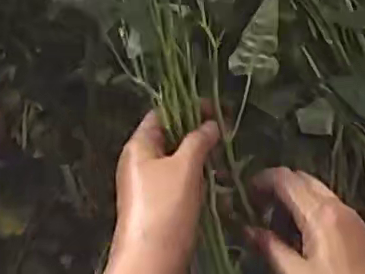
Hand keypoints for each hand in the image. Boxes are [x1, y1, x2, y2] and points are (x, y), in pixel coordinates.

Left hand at [103, 110, 221, 273]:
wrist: (150, 265)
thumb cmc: (164, 209)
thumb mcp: (184, 169)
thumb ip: (198, 141)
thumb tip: (211, 123)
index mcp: (138, 144)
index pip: (163, 112)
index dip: (188, 106)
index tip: (215, 108)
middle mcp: (139, 160)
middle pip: (170, 137)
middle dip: (197, 134)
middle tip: (225, 134)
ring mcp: (147, 185)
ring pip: (176, 162)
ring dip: (200, 160)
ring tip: (225, 163)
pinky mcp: (157, 208)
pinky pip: (178, 184)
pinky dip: (196, 182)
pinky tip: (217, 190)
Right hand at [248, 168, 364, 273]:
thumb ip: (270, 248)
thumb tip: (248, 230)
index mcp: (320, 212)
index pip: (284, 177)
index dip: (261, 180)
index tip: (247, 195)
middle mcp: (339, 207)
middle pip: (301, 179)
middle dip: (278, 188)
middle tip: (262, 210)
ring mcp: (355, 220)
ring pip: (318, 192)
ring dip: (296, 200)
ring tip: (283, 228)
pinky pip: (333, 208)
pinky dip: (314, 211)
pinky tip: (308, 239)